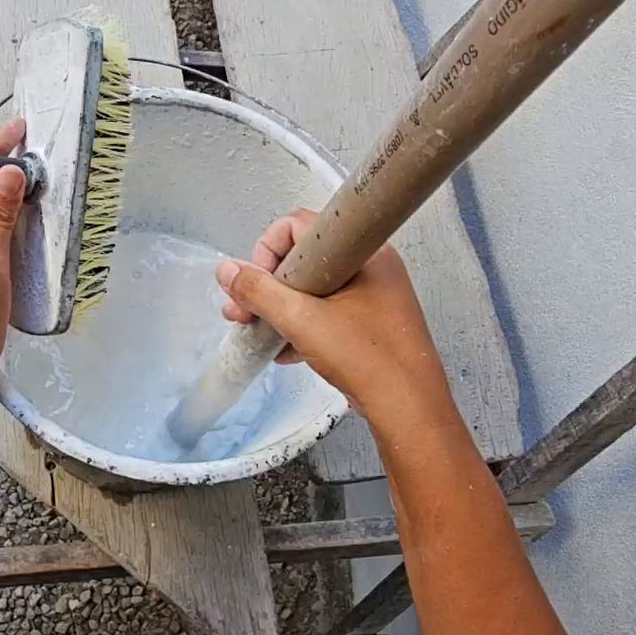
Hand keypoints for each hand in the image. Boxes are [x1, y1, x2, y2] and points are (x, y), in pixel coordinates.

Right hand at [216, 208, 460, 434]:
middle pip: (300, 258)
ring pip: (310, 288)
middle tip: (245, 310)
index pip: (298, 226)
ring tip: (256, 331)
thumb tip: (228, 272)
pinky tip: (282, 349)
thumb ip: (258, 292)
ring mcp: (370, 295)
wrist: (407, 408)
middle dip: (265, 285)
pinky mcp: (367, 322)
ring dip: (278, 308)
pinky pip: (324, 310)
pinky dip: (300, 325)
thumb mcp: (301, 320)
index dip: (266, 252)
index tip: (253, 284)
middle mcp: (368, 265)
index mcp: (361, 251)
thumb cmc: (370, 360)